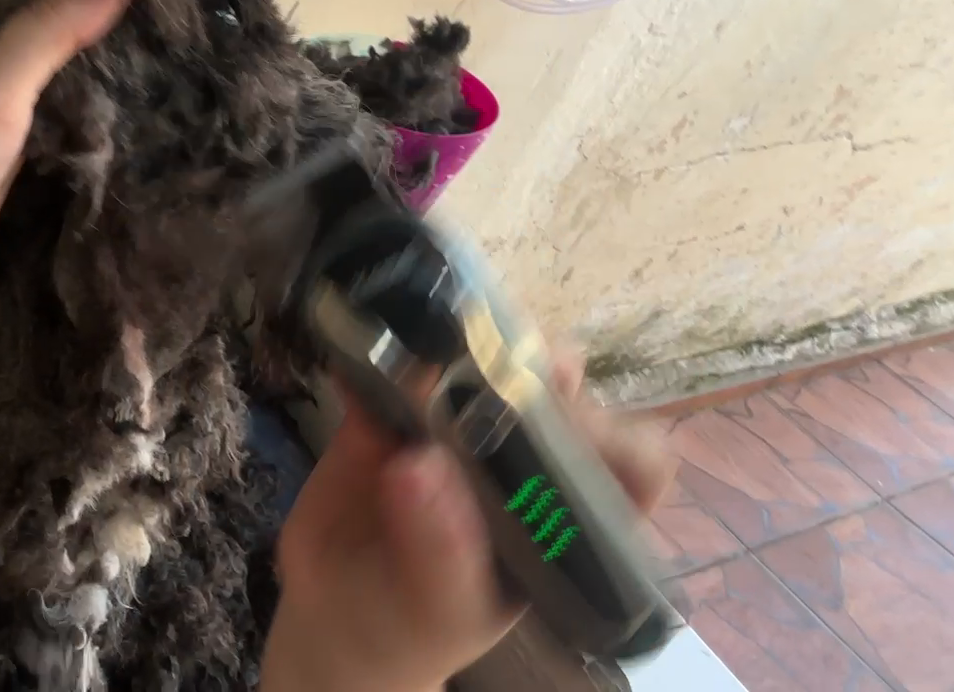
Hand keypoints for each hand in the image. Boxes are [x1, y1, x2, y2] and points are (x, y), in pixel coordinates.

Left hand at [0, 0, 132, 278]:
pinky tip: (157, 87)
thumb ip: (53, 28)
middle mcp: (15, 46)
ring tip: (189, 26)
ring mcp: (28, 90)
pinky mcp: (40, 132)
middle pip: (78, 5)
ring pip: (87, 54)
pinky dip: (116, 92)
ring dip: (127, 43)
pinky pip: (86, 101)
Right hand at [260, 354, 674, 691]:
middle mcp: (513, 464)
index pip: (624, 463)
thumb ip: (439, 551)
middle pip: (546, 393)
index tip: (556, 420)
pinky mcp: (380, 419)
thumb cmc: (410, 624)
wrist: (330, 615)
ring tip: (424, 330)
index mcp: (561, 518)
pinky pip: (376, 375)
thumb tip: (418, 462)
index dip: (607, 435)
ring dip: (448, 341)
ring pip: (463, 367)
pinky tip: (350, 359)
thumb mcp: (441, 608)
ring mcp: (443, 433)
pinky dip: (364, 356)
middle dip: (526, 361)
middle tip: (487, 352)